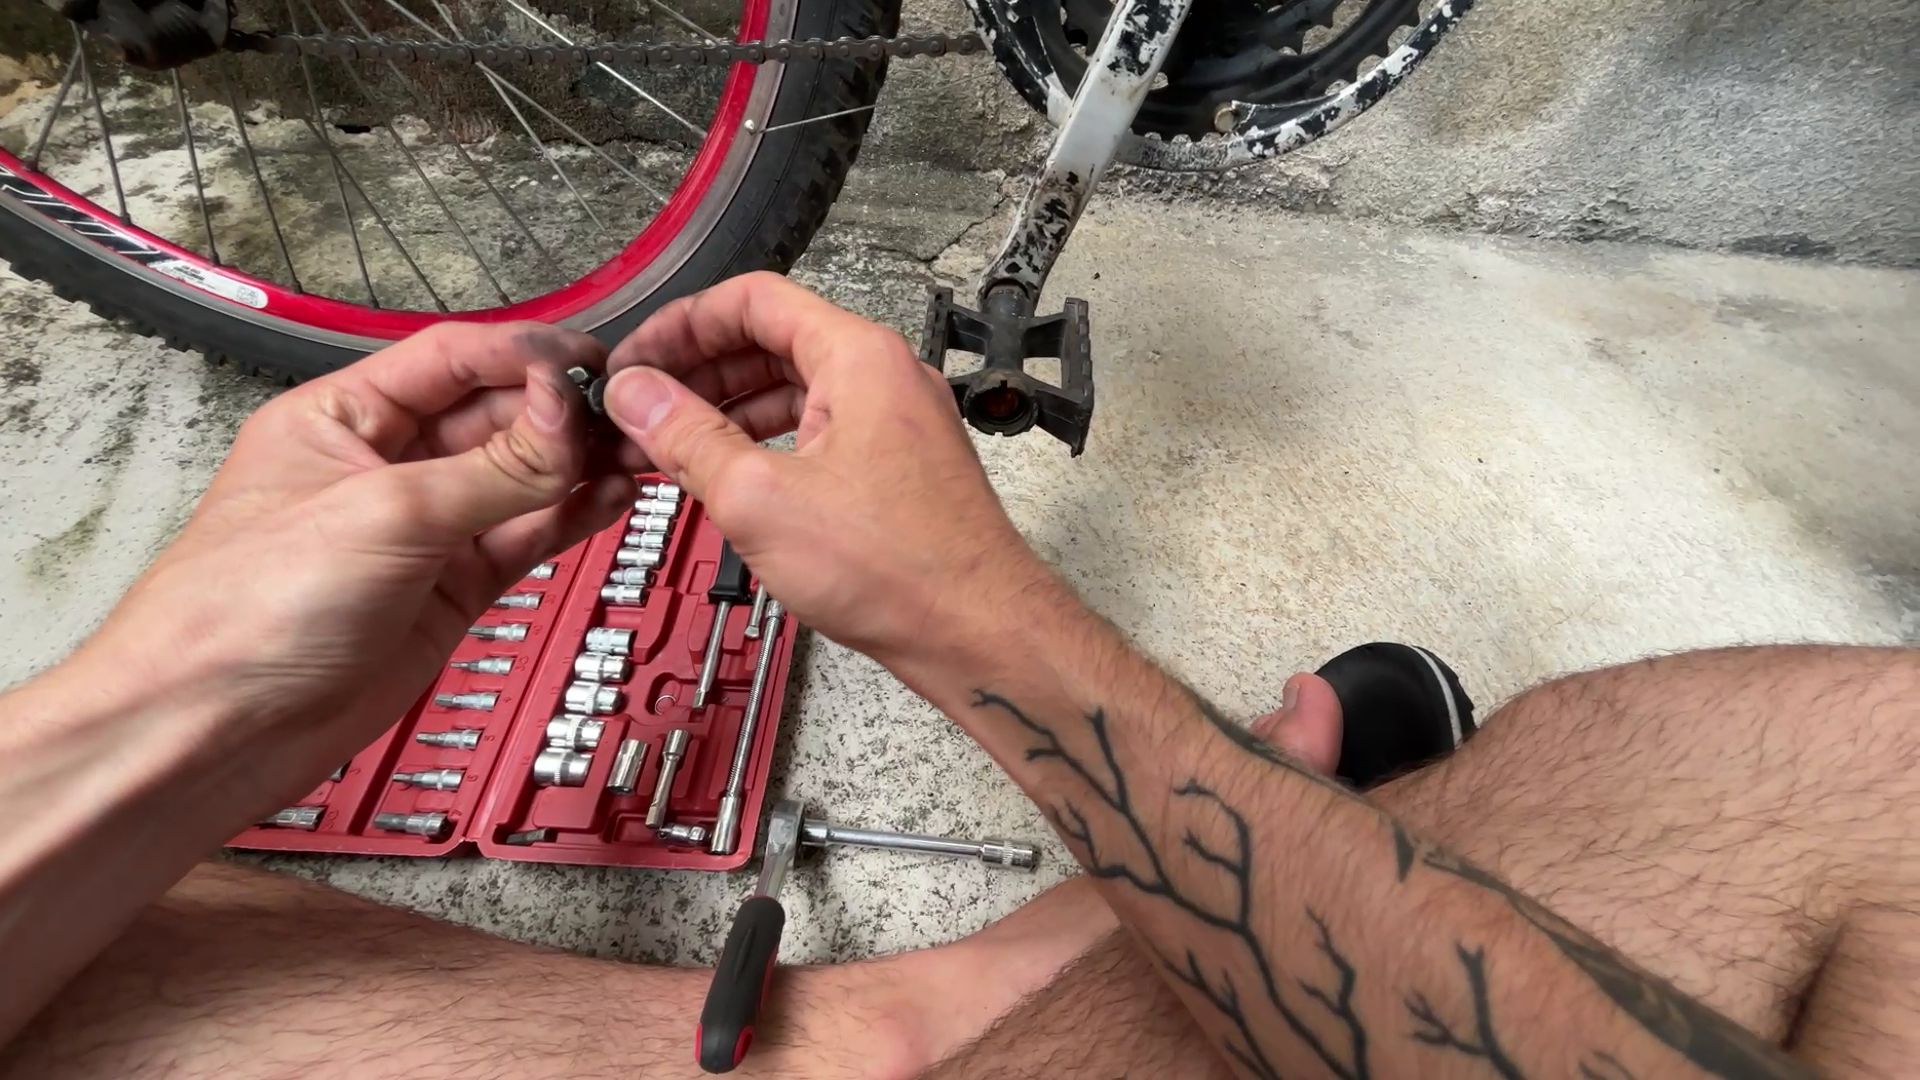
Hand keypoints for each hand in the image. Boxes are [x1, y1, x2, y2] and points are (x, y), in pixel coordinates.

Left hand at [70, 323, 633, 800]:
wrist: (228, 730)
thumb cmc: (252, 607)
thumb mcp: (388, 515)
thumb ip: (495, 469)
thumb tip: (569, 417)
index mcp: (347, 419)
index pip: (454, 361)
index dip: (525, 355)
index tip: (591, 363)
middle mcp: (397, 465)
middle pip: (502, 419)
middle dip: (566, 415)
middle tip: (627, 417)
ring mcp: (438, 524)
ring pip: (529, 478)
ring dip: (583, 465)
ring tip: (636, 456)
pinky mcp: (467, 577)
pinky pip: (535, 532)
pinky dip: (577, 515)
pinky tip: (611, 498)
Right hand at [602, 273, 1059, 666]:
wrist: (974, 629)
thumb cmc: (894, 567)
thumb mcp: (761, 498)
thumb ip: (688, 437)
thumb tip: (636, 395)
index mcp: (859, 358)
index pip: (753, 300)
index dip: (682, 324)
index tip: (638, 360)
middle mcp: (887, 378)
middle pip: (774, 343)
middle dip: (701, 372)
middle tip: (645, 408)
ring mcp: (899, 423)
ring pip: (798, 392)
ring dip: (733, 413)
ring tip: (674, 446)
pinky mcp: (900, 467)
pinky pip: (824, 434)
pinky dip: (773, 445)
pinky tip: (734, 474)